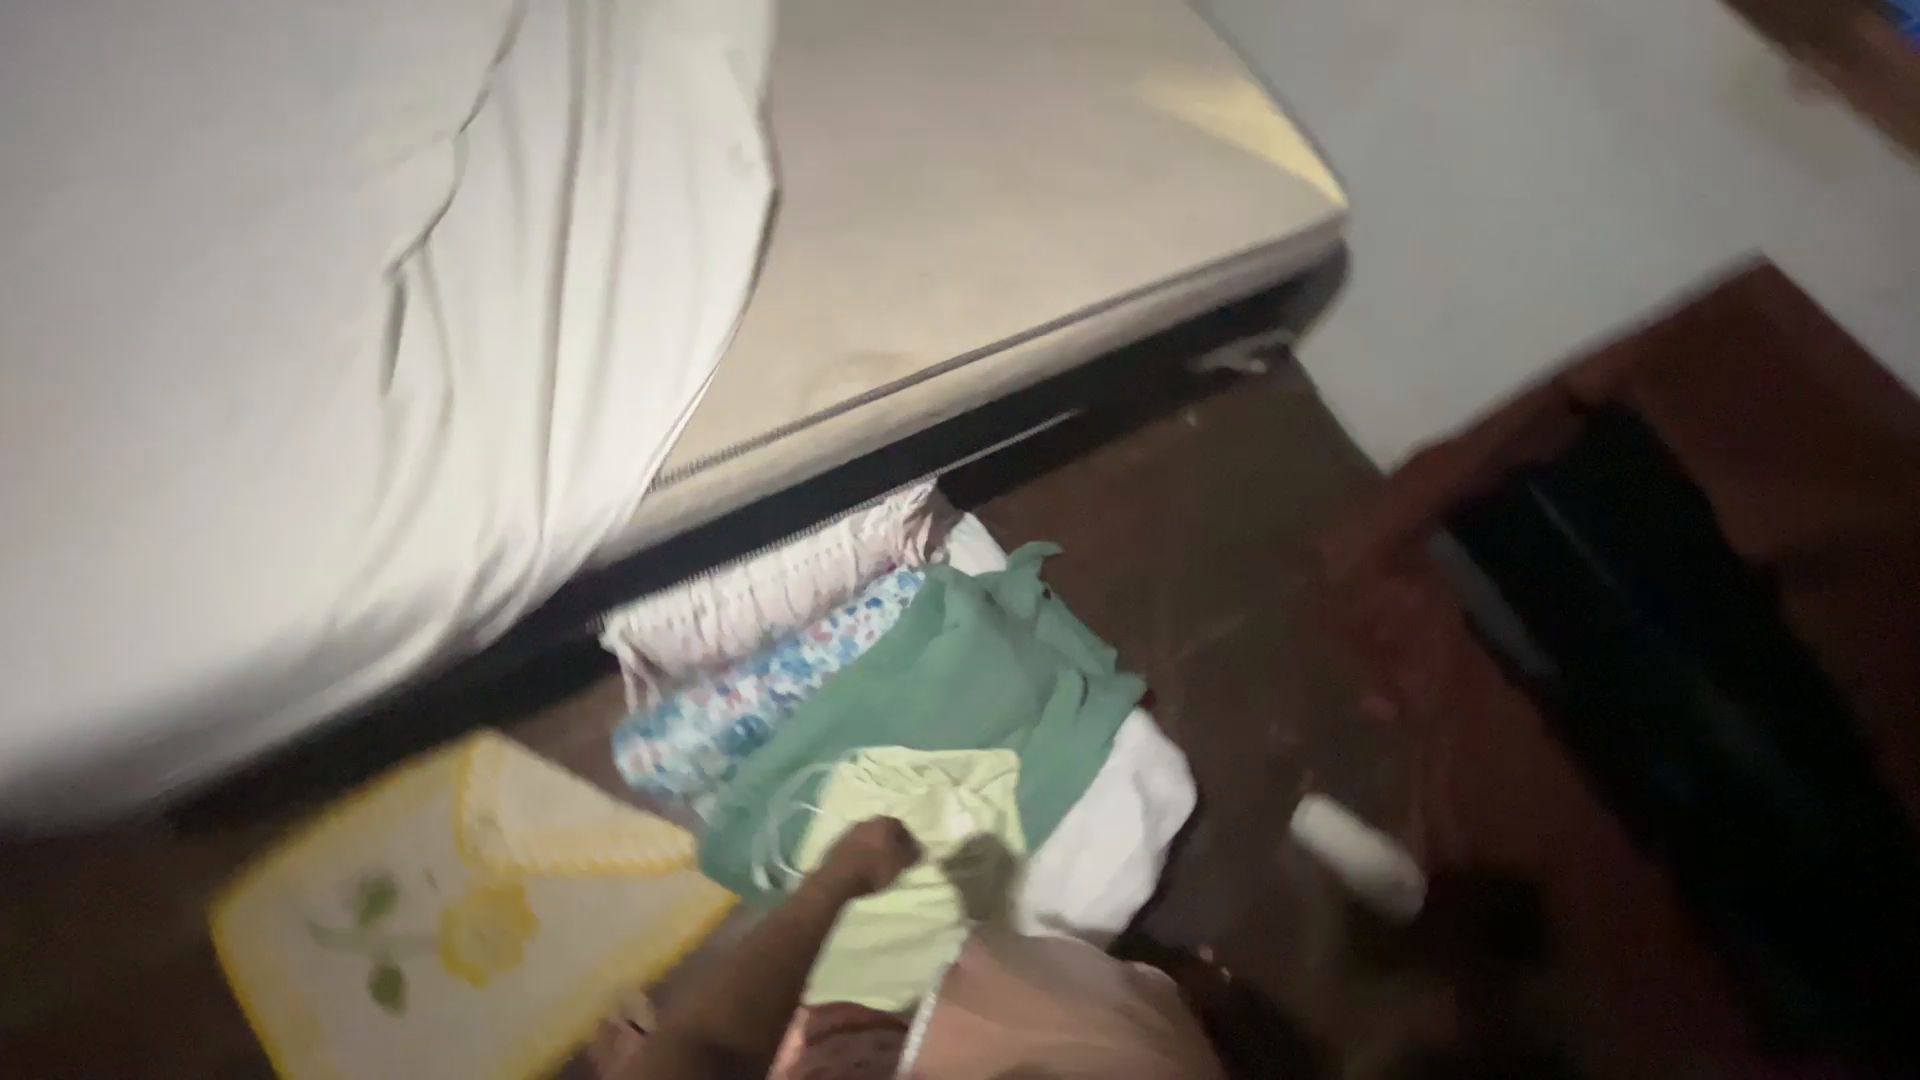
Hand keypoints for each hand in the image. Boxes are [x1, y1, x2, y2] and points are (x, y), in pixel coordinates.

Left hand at [810, 816, 920, 899]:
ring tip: (878, 864)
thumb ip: (912, 855)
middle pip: (884, 830)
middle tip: (895, 858)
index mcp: (884, 822)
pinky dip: (861, 852)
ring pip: (869, 836)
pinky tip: (863, 865)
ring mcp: (850, 830)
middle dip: (890, 842)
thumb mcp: (899, 865)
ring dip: (875, 847)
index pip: (902, 826)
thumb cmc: (874, 869)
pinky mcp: (837, 843)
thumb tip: (921, 849)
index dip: (908, 840)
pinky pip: (855, 845)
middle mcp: (867, 820)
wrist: (838, 877)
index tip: (910, 854)